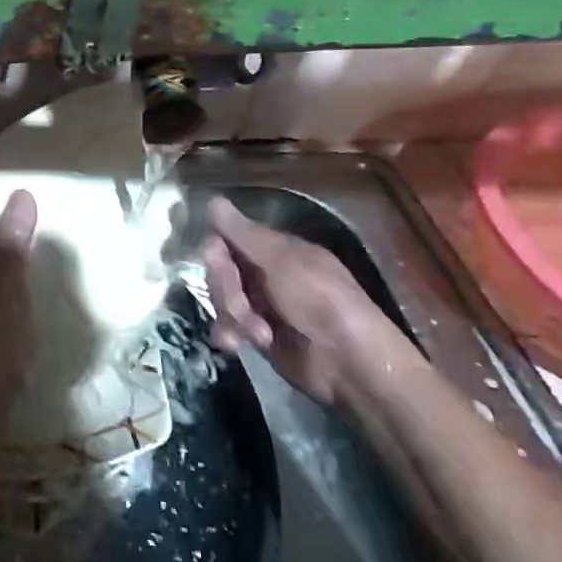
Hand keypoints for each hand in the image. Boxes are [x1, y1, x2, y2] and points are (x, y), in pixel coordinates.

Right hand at [202, 197, 407, 403]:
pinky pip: (228, 327)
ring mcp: (262, 305)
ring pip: (222, 299)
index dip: (217, 250)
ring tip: (256, 334)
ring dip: (232, 315)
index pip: (229, 237)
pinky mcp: (258, 336)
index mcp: (276, 248)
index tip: (219, 262)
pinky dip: (230, 334)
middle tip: (242, 307)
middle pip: (221, 270)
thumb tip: (213, 199)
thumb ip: (243, 234)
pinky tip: (238, 345)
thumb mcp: (281, 261)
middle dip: (227, 290)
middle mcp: (266, 273)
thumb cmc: (319, 300)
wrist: (348, 361)